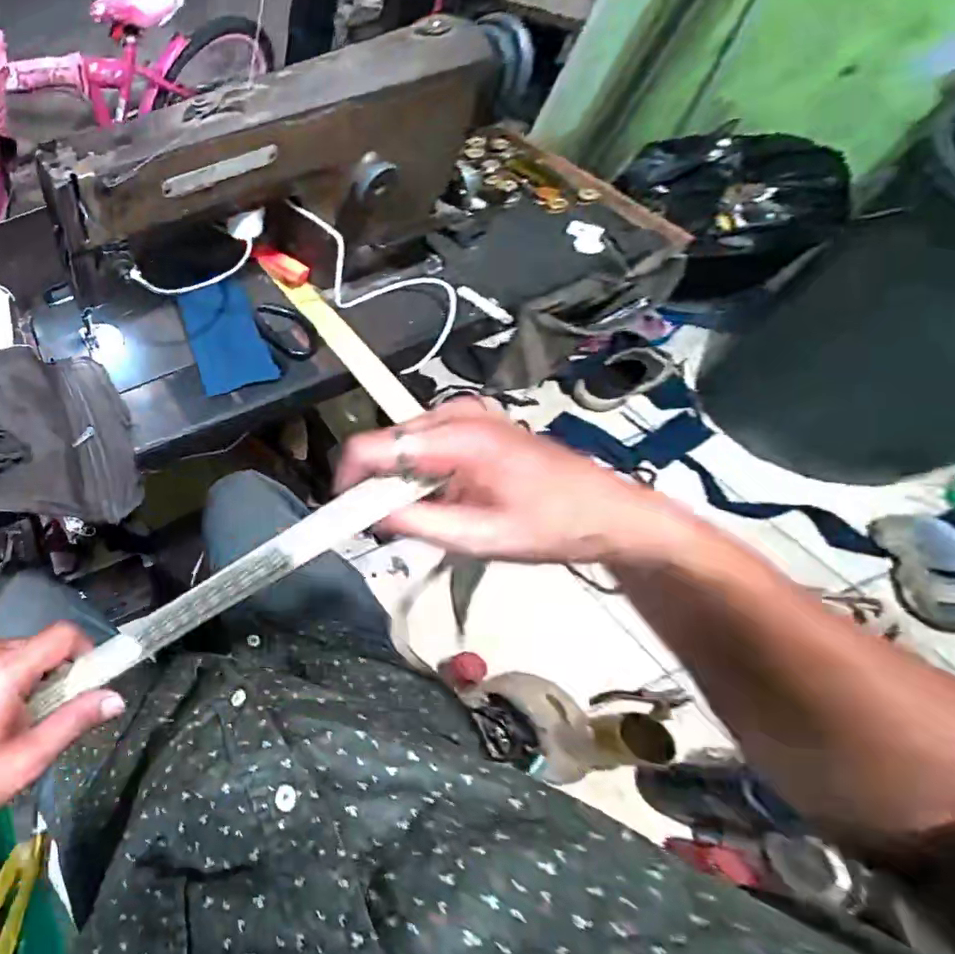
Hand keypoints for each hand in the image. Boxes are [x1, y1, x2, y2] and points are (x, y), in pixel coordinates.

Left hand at [0, 624, 123, 875]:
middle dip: (64, 675)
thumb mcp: (30, 758)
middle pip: (44, 646)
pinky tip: (8, 722)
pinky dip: (19, 683)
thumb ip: (75, 721)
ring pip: (25, 655)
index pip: (63, 635)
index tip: (97, 686)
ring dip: (41, 681)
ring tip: (31, 727)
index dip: (89, 653)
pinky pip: (3, 663)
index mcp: (4, 668)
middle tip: (62, 719)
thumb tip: (117, 698)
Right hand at [332, 398, 699, 564]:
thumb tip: (368, 516)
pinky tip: (438, 496)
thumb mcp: (480, 539)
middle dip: (373, 483)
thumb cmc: (555, 525)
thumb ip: (418, 524)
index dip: (347, 479)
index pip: (372, 445)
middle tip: (387, 521)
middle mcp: (457, 414)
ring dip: (395, 479)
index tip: (343, 511)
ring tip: (422, 512)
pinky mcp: (469, 421)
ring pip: (395, 444)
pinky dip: (413, 472)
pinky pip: (417, 443)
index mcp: (460, 437)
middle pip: (381, 443)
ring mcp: (464, 414)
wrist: (610, 513)